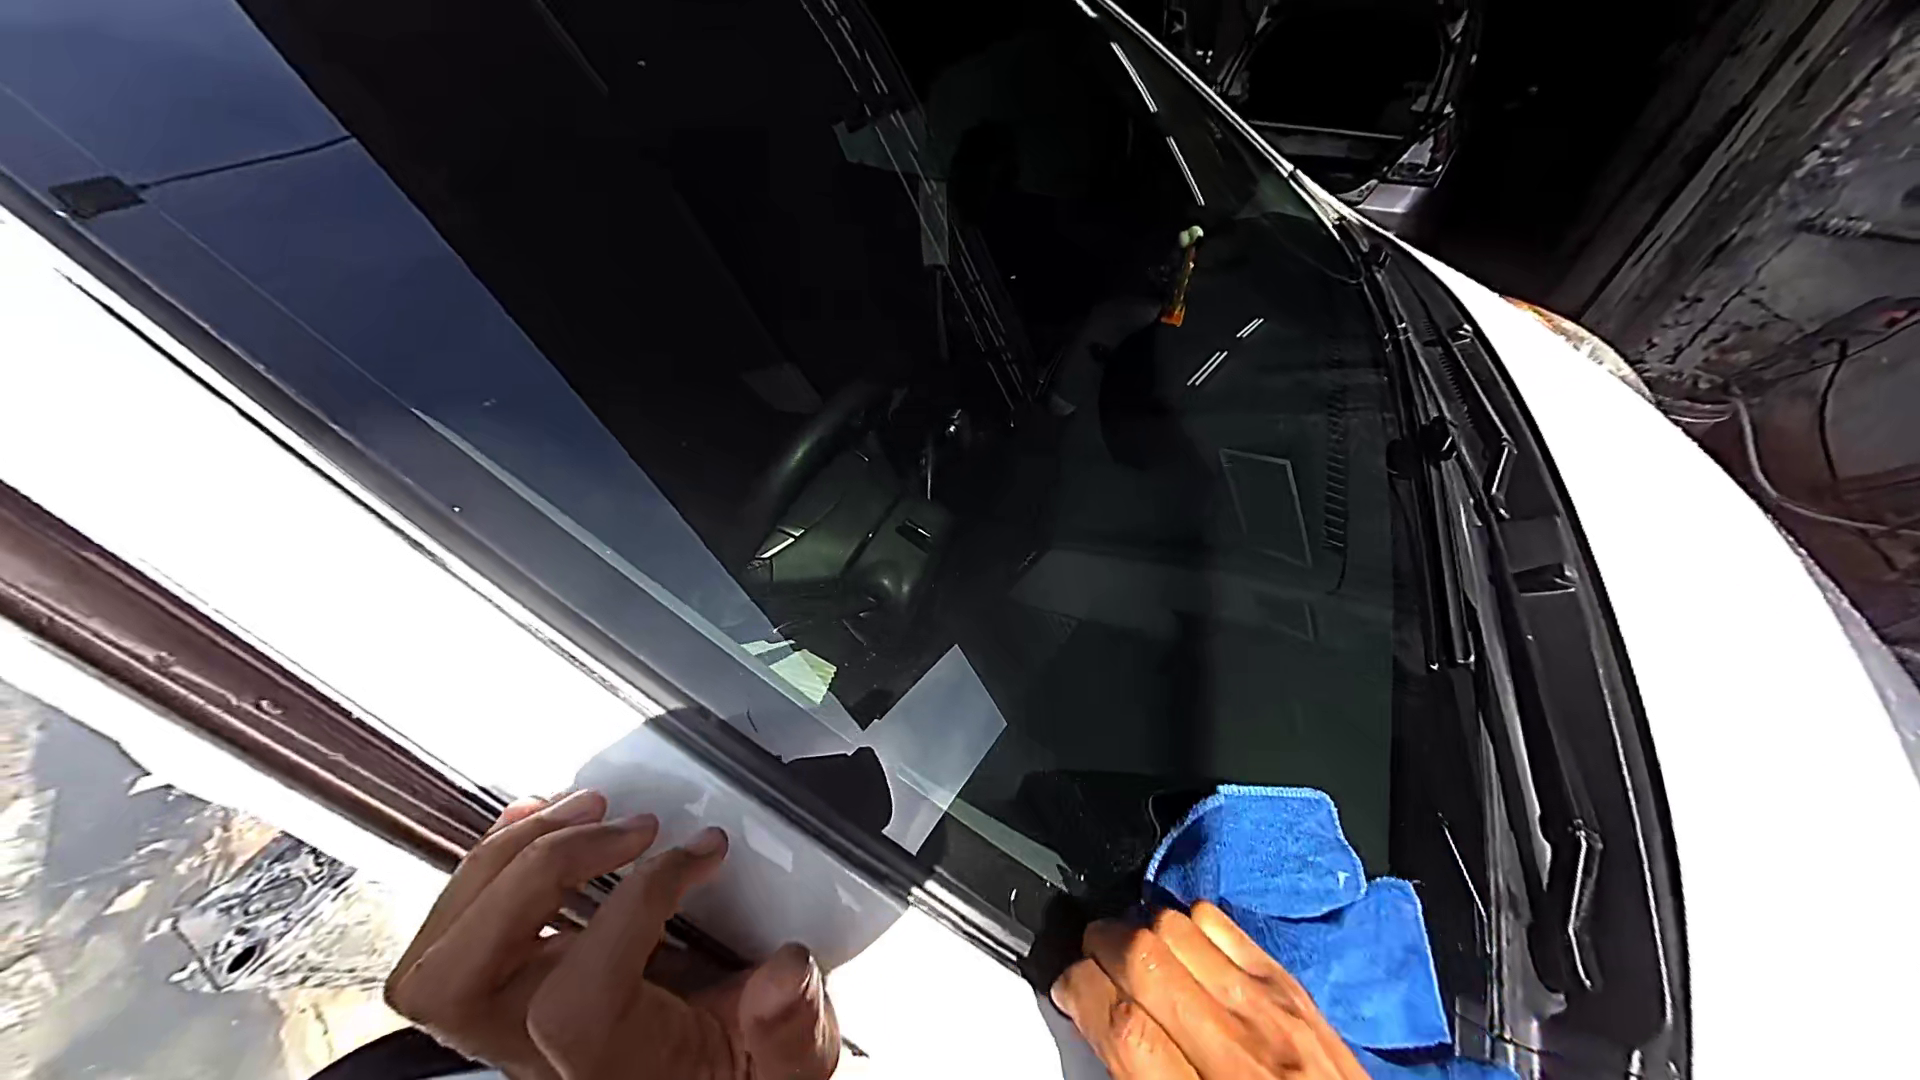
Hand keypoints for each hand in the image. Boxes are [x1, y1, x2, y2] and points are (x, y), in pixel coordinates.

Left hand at [385, 791, 839, 1079]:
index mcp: (615, 1067)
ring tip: (593, 805)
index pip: (576, 1001)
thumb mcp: (792, 1060)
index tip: (704, 850)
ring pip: (440, 951)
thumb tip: (784, 973)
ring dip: (511, 855)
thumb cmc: (746, 1066)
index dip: (640, 903)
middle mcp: (543, 1051)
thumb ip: (794, 1028)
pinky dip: (494, 858)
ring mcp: (518, 1015)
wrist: (707, 1074)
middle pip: (462, 980)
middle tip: (633, 825)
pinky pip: (458, 926)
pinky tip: (543, 819)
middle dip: (546, 872)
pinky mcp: (522, 976)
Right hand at [1050, 901, 1369, 1079]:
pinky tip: (1181, 949)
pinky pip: (1220, 923)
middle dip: (1099, 946)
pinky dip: (1186, 925)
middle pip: (1144, 959)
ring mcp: (1273, 1016)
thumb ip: (1135, 1074)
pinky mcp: (1293, 990)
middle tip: (1092, 961)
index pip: (1123, 1024)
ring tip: (1133, 952)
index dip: (1080, 990)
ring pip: (1175, 928)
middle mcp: (1240, 1059)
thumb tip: (1092, 1015)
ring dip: (1139, 931)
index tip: (1070, 989)